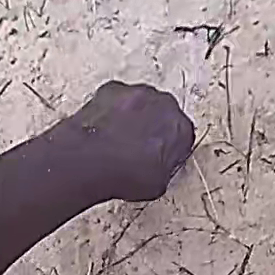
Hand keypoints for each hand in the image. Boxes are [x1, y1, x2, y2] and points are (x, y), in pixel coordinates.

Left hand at [53, 82, 195, 201]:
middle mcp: (164, 103)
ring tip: (119, 143)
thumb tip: (159, 169)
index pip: (183, 136)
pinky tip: (105, 132)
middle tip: (140, 151)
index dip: (171, 149)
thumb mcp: (157, 185)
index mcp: (181, 128)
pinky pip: (116, 100)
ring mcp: (137, 92)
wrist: (91, 160)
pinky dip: (112, 112)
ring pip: (140, 104)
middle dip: (154, 129)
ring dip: (133, 118)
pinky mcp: (110, 88)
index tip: (162, 159)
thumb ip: (165, 169)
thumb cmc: (124, 172)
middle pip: (163, 115)